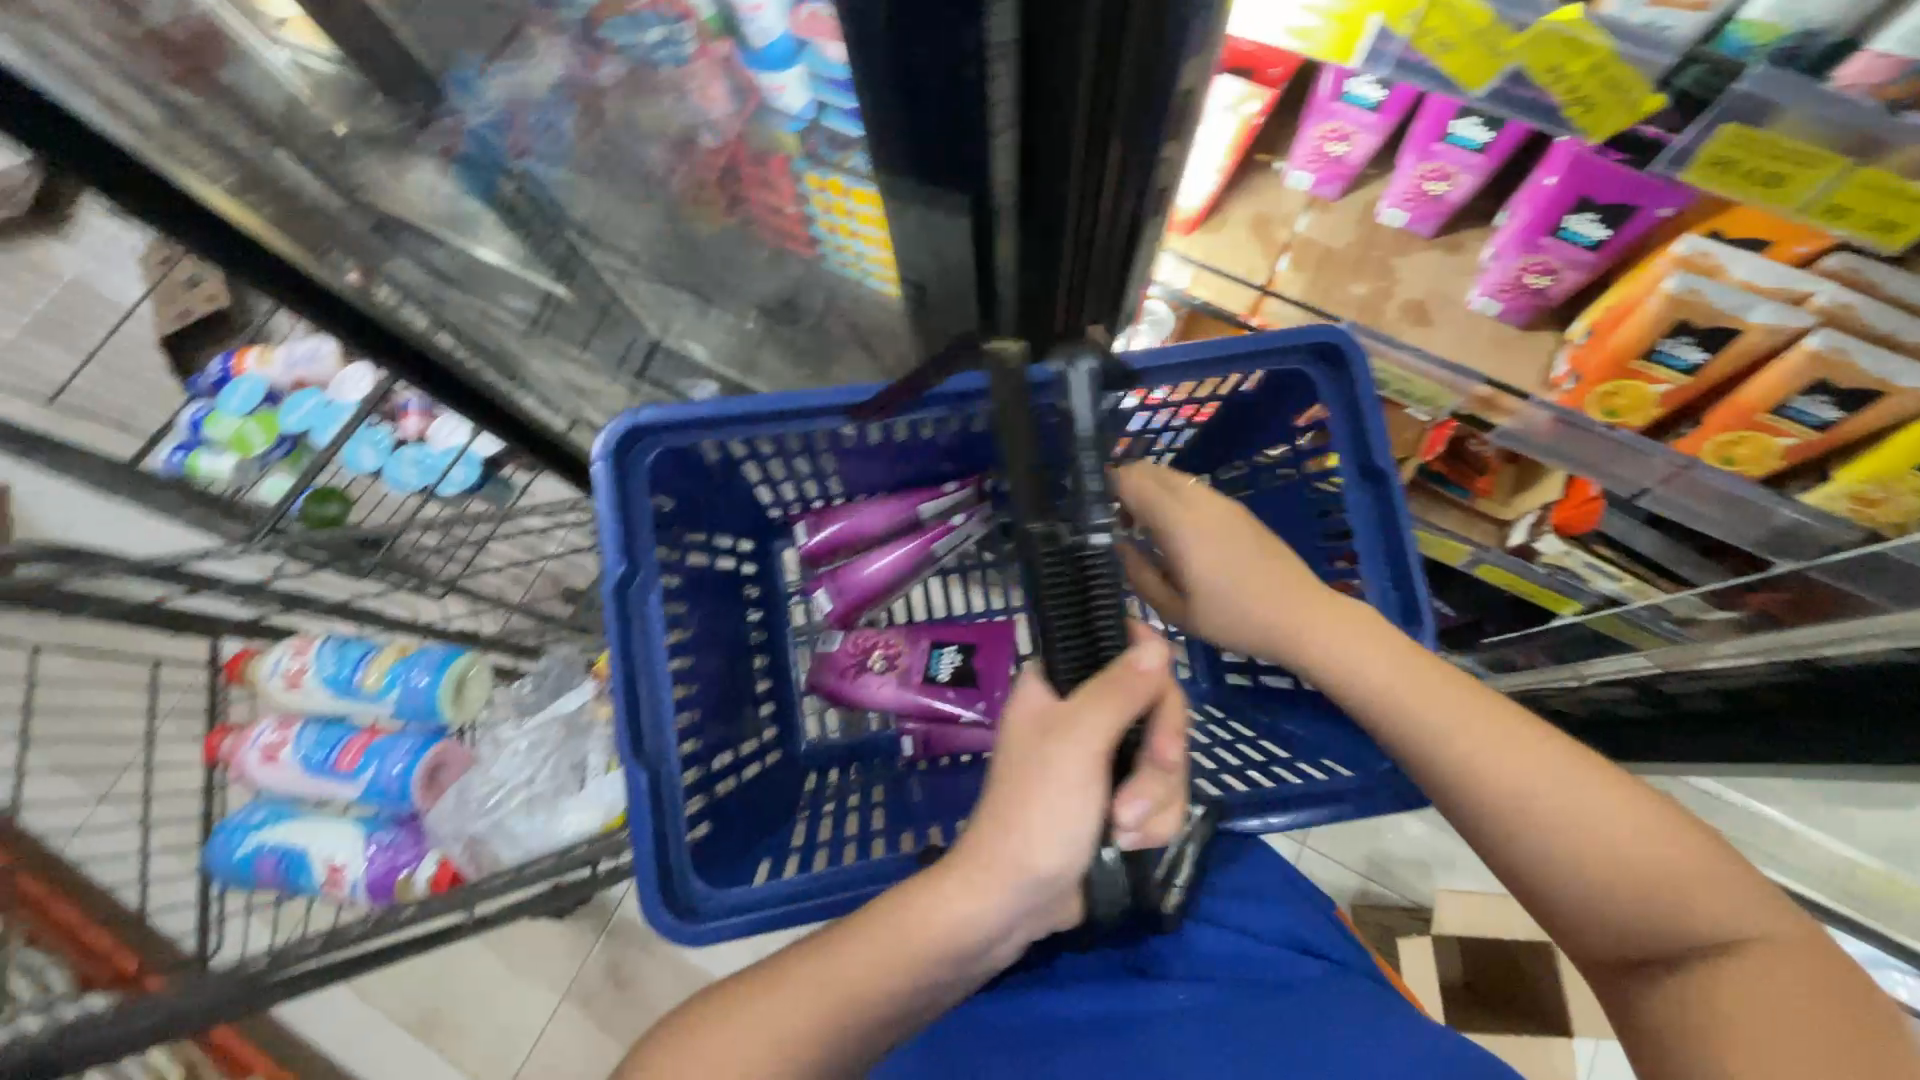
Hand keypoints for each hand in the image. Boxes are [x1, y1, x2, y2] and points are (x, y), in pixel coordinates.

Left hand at [943, 623, 1188, 948]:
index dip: (1150, 669)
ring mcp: (1107, 756)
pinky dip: (1153, 822)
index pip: (1121, 648)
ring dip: (1153, 800)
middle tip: (1132, 795)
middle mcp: (1085, 712)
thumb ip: (1118, 690)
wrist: (1017, 899)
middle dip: (1157, 760)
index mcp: (1059, 685)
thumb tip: (1158, 642)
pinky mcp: (1123, 796)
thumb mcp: (1076, 742)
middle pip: (1160, 708)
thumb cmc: (1035, 812)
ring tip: (1120, 828)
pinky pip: (1166, 794)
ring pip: (1168, 757)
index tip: (1159, 701)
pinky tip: (1126, 844)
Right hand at [1112, 461, 1339, 667]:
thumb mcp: (1174, 610)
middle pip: (1150, 469)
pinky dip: (1173, 499)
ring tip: (1147, 532)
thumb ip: (1138, 573)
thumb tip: (1119, 545)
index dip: (1108, 489)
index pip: (1131, 479)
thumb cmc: (1233, 619)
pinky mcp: (1237, 509)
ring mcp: (1222, 502)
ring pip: (1173, 476)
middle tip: (1120, 524)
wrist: (1300, 616)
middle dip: (1126, 486)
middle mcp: (1199, 500)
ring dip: (1151, 492)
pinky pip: (1193, 489)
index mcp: (1178, 522)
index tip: (1098, 516)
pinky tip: (1177, 537)